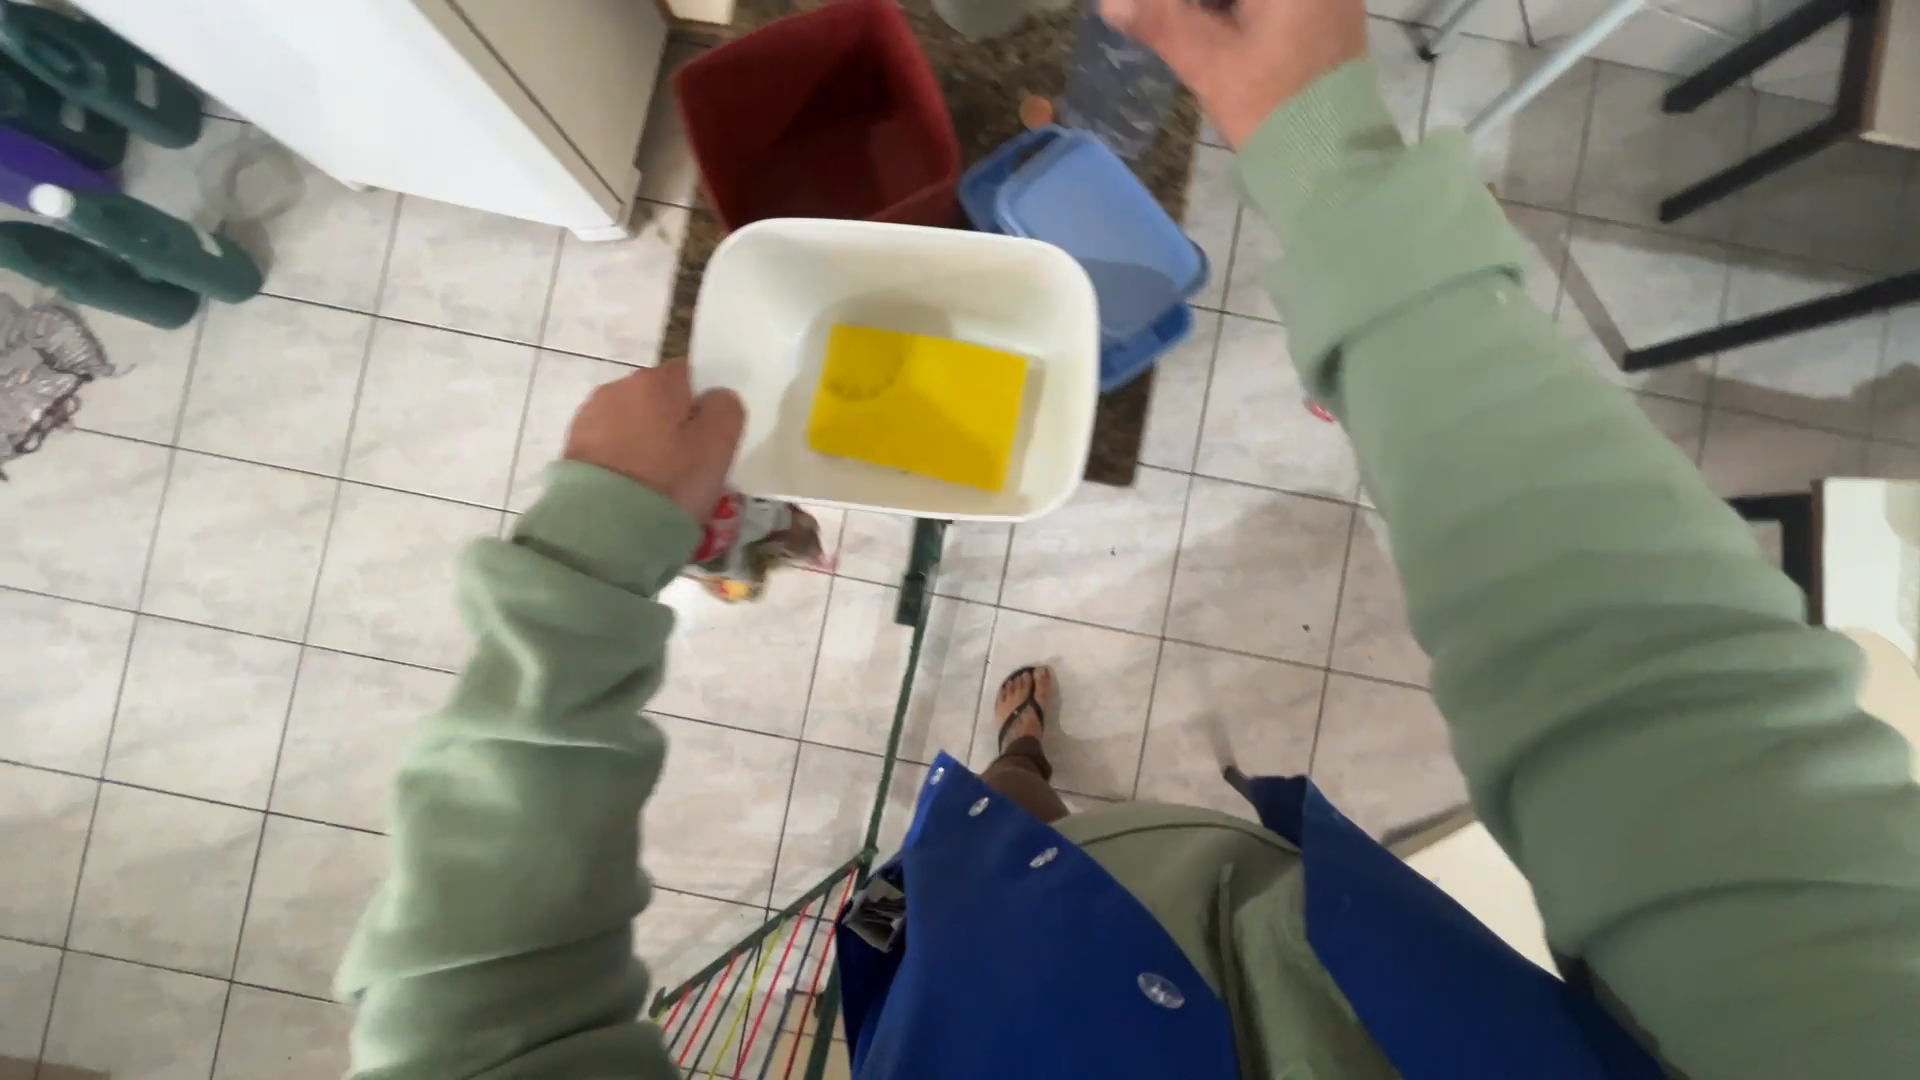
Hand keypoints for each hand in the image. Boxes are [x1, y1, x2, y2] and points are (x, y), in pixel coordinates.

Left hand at [563, 361, 744, 521]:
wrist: (607, 527)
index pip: (689, 374)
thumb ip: (726, 409)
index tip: (708, 438)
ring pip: (632, 421)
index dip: (703, 404)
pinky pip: (610, 444)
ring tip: (656, 480)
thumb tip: (716, 397)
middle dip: (671, 423)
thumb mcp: (719, 446)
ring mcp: (590, 416)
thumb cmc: (671, 481)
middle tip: (685, 464)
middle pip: (658, 398)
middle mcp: (618, 387)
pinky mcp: (572, 446)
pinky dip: (623, 459)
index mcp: (657, 381)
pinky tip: (632, 487)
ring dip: (644, 441)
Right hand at [1102, 0, 1365, 147]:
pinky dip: (1236, 16)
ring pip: (1247, 0)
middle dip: (1192, 9)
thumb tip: (1111, 3)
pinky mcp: (1325, 12)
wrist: (1329, 157)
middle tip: (1158, 23)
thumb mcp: (1210, 65)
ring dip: (1211, 13)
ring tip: (1177, 30)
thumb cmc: (1270, 109)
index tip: (1148, 16)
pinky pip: (1268, 7)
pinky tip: (1213, 36)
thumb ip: (1162, 24)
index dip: (1176, 6)